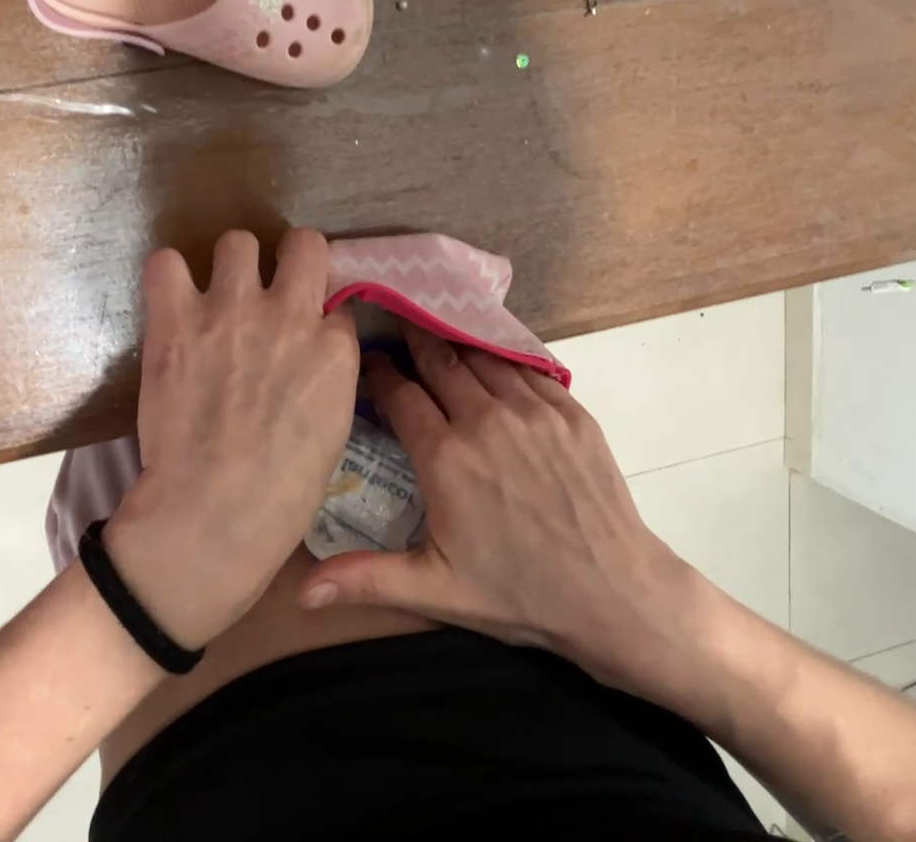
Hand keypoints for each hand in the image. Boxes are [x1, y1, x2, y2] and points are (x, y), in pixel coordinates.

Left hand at [103, 229, 359, 650]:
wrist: (214, 512)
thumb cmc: (283, 493)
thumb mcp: (333, 431)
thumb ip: (327, 378)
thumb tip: (312, 357)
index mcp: (334, 348)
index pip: (336, 301)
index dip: (319, 314)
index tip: (305, 332)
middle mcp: (290, 314)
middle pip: (303, 244)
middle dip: (291, 261)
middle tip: (270, 291)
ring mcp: (231, 310)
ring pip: (237, 242)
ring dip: (232, 266)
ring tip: (216, 297)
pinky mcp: (176, 319)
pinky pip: (166, 262)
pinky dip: (169, 277)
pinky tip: (171, 301)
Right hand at [297, 325, 723, 709]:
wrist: (615, 594)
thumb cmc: (519, 594)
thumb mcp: (435, 590)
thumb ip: (365, 579)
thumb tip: (300, 594)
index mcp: (447, 458)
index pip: (400, 393)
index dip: (378, 373)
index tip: (364, 363)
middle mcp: (487, 421)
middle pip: (439, 361)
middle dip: (413, 340)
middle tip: (394, 321)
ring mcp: (534, 412)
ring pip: (482, 357)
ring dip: (454, 342)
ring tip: (435, 330)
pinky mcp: (570, 412)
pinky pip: (526, 367)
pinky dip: (500, 356)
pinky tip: (489, 354)